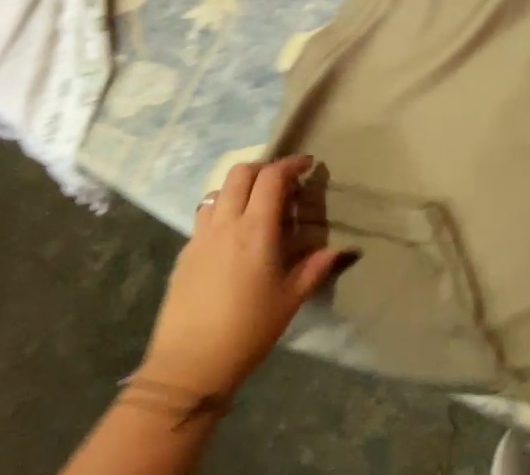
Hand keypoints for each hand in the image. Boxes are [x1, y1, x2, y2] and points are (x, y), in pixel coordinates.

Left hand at [136, 156, 350, 397]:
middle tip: (284, 182)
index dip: (291, 164)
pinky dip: (224, 209)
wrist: (189, 366)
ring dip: (241, 186)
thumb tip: (344, 250)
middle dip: (265, 168)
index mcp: (255, 230)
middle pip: (241, 173)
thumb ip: (316, 268)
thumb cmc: (248, 331)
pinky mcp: (185, 254)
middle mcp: (225, 224)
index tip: (307, 164)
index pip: (272, 178)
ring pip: (219, 191)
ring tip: (257, 204)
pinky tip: (234, 235)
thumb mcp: (291, 299)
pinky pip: (205, 216)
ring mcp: (200, 237)